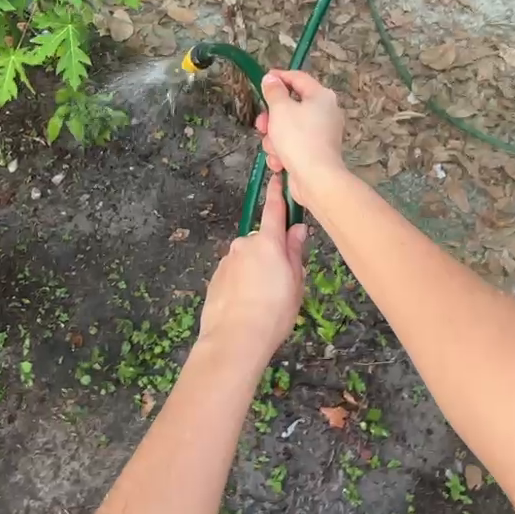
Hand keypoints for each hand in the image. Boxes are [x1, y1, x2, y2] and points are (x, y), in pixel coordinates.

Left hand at [199, 176, 307, 363]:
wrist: (235, 337)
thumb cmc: (274, 311)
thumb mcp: (295, 282)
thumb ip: (294, 252)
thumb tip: (297, 229)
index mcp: (267, 241)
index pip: (273, 209)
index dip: (276, 192)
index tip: (276, 176)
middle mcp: (244, 243)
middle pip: (262, 241)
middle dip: (272, 253)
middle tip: (283, 281)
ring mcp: (228, 259)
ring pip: (248, 259)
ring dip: (256, 271)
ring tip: (265, 300)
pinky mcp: (217, 276)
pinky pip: (235, 273)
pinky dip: (243, 283)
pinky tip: (248, 304)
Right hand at [254, 70, 347, 197]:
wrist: (315, 178)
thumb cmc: (298, 139)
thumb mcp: (280, 109)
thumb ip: (273, 91)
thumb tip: (271, 79)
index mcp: (320, 96)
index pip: (298, 78)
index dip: (279, 77)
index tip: (263, 79)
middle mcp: (325, 112)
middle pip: (290, 106)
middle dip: (272, 118)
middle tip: (262, 125)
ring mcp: (321, 134)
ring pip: (288, 128)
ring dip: (274, 139)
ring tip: (273, 149)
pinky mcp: (315, 152)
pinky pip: (293, 145)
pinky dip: (283, 153)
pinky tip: (280, 162)